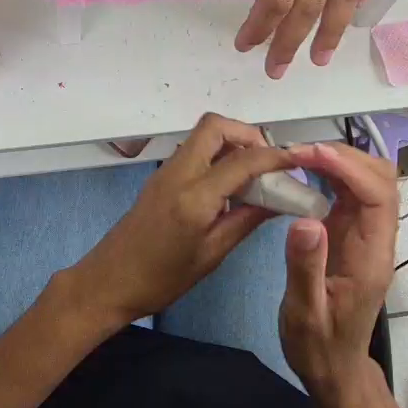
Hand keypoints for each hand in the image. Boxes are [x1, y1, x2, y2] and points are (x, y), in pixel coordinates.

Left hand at [58, 114, 297, 325]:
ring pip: (202, 136)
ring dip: (231, 143)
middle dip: (248, 135)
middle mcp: (178, 173)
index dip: (275, 156)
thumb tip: (278, 200)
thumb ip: (245, 221)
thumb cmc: (162, 278)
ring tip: (255, 175)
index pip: (242, 160)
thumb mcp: (212, 255)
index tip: (298, 160)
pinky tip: (231, 185)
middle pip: (214, 126)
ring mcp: (165, 172)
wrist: (109, 281)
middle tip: (269, 163)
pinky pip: (193, 152)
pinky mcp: (159, 178)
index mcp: (194, 196)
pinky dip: (216, 155)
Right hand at [278, 143, 400, 407]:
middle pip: (381, 180)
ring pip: (368, 181)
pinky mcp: (349, 234)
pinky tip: (302, 170)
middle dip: (345, 155)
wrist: (333, 369)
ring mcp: (364, 235)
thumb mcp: (304, 313)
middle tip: (298, 151)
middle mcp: (375, 240)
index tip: (309, 154)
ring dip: (339, 160)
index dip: (348, 167)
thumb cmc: (318, 346)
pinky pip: (349, 192)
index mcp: (371, 258)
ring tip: (297, 155)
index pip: (377, 197)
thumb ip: (305, 268)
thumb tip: (305, 221)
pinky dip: (329, 172)